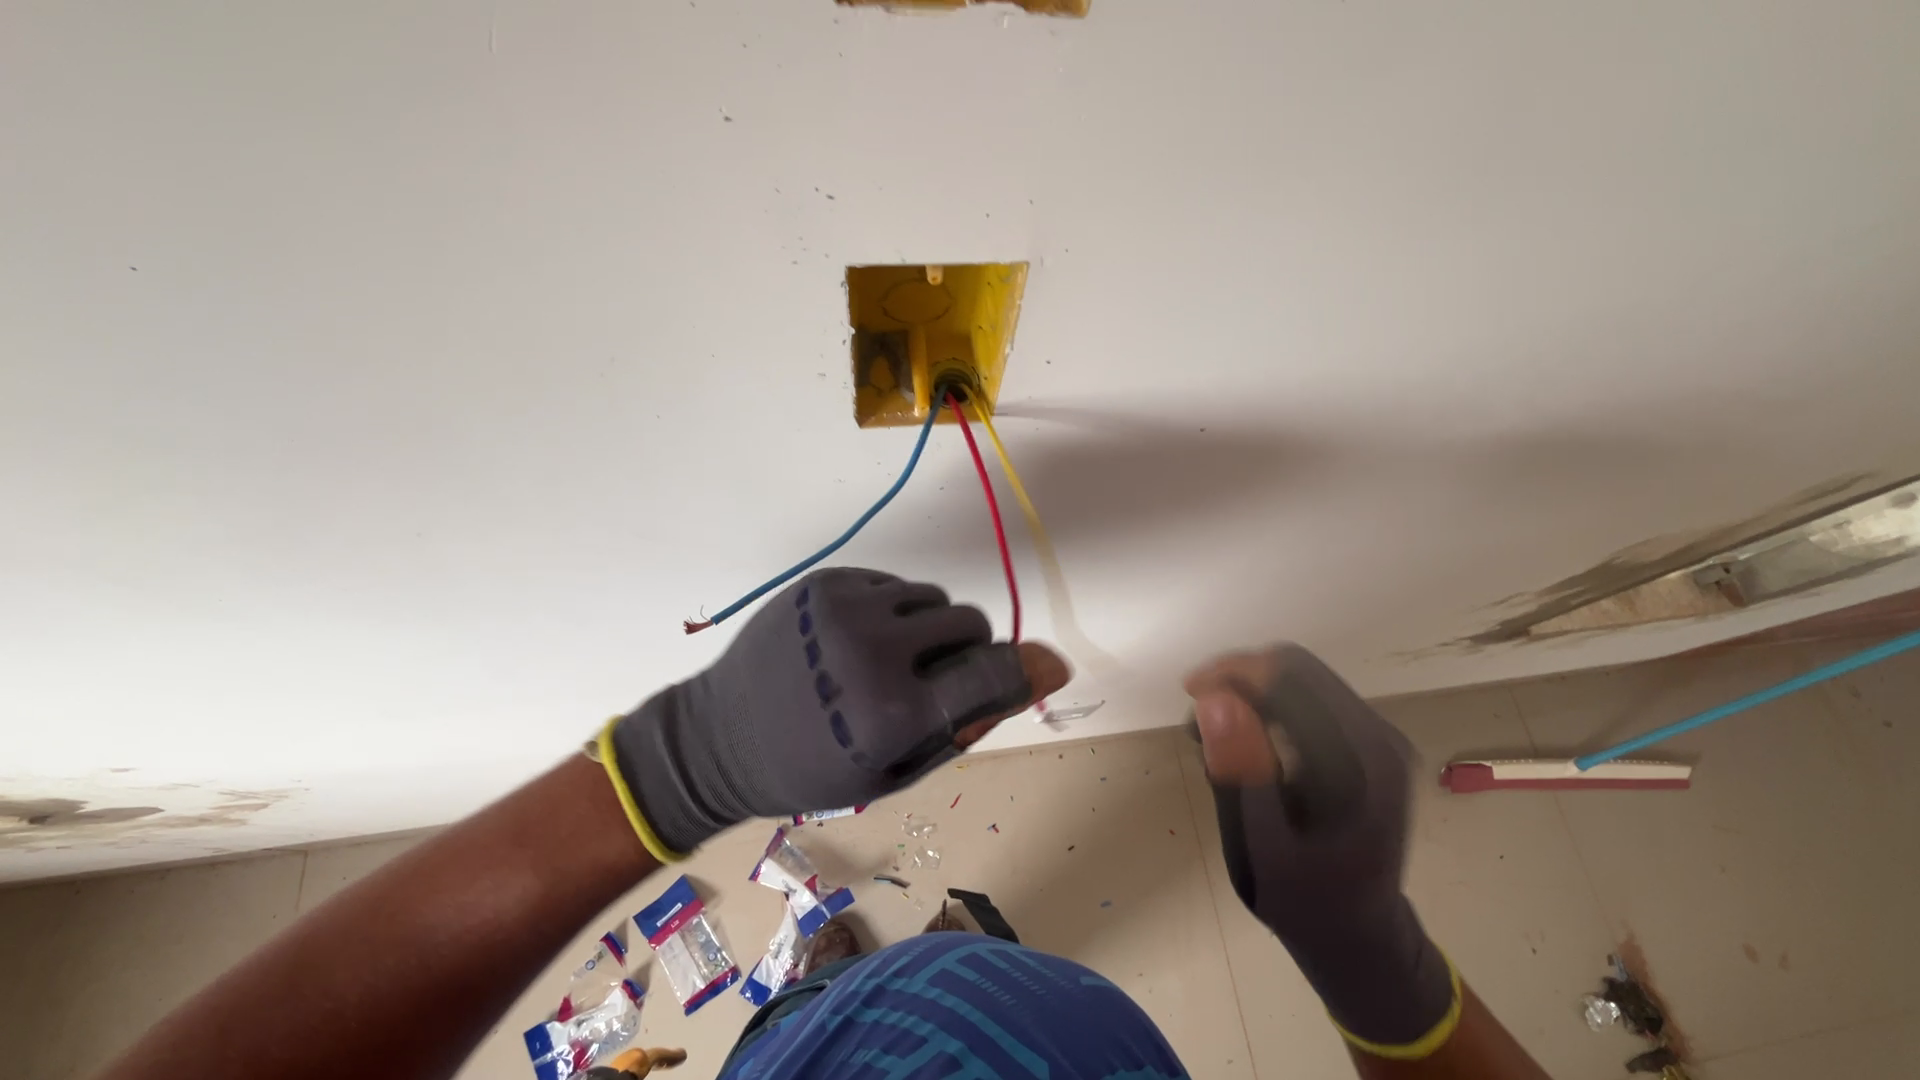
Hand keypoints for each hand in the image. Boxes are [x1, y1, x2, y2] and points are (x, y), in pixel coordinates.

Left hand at [609, 567, 1069, 855]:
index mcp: (895, 712)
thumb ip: (971, 721)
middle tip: (931, 678)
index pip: (995, 671)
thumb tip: (1045, 668)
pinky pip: (891, 584)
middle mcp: (874, 649)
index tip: (1025, 672)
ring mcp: (846, 608)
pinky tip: (856, 640)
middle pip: (970, 622)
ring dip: (928, 626)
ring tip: (887, 659)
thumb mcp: (898, 769)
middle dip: (966, 650)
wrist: (719, 738)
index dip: (1018, 671)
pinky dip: (891, 609)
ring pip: (933, 597)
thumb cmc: (814, 771)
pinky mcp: (824, 582)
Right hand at [1186, 644, 1458, 1058]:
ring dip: (1249, 700)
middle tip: (1200, 728)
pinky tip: (1246, 753)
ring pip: (1298, 682)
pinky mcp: (1363, 746)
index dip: (1235, 672)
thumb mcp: (1261, 845)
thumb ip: (1242, 771)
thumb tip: (1215, 698)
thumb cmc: (1304, 899)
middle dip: (1238, 684)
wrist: (1355, 934)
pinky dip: (1265, 714)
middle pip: (1296, 670)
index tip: (1190, 695)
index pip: (1292, 674)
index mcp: (1364, 755)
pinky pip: (1306, 703)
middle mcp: (1378, 735)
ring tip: (1219, 750)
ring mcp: (1375, 739)